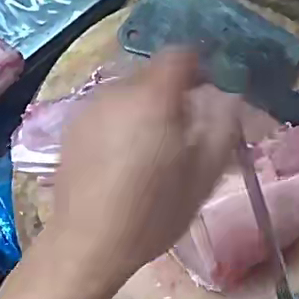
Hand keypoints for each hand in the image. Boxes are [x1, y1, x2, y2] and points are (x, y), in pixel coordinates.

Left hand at [43, 49, 240, 288]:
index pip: (180, 55)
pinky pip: (106, 112)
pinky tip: (122, 160)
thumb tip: (228, 99)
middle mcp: (116, 92)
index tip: (209, 95)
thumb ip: (223, 127)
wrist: (88, 243)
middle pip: (152, 74)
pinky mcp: (70, 130)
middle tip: (184, 131)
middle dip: (172, 94)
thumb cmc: (153, 213)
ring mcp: (88, 109)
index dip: (200, 69)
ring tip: (152, 150)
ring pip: (127, 94)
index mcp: (153, 97)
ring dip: (144, 109)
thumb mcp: (203, 176)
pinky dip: (120, 123)